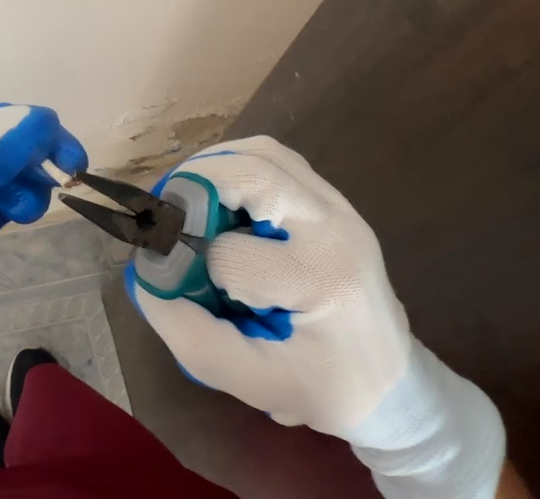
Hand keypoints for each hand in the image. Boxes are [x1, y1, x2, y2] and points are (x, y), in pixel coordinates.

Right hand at [131, 136, 505, 498]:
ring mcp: (337, 205)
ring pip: (260, 152)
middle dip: (194, 186)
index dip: (195, 269)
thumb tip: (146, 283)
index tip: (183, 288)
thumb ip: (194, 339)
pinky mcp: (330, 197)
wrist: (392, 382)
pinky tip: (219, 199)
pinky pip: (272, 158)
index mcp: (324, 280)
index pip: (232, 254)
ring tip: (189, 202)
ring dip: (213, 169)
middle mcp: (336, 228)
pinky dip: (234, 167)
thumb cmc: (325, 386)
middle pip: (252, 171)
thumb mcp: (258, 384)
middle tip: (167, 214)